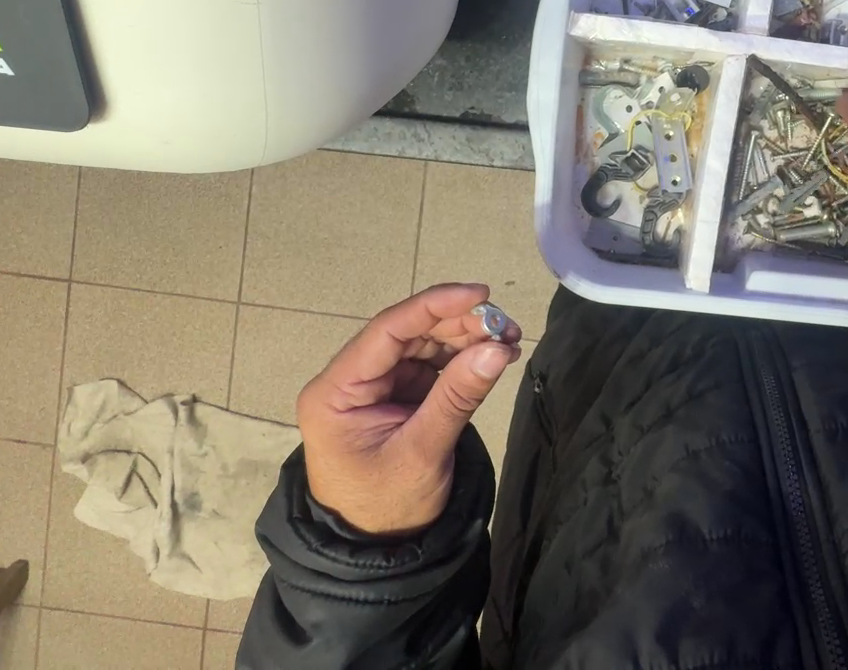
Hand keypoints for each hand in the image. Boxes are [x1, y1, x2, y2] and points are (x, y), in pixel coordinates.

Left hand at [296, 283, 521, 536]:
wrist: (380, 553)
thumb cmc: (387, 507)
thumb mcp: (422, 453)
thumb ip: (457, 397)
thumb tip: (498, 348)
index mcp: (337, 390)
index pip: (387, 330)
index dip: (434, 305)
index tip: (480, 294)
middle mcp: (355, 377)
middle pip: (411, 331)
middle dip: (461, 323)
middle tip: (506, 326)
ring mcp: (380, 383)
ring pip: (427, 341)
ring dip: (469, 336)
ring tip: (510, 339)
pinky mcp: (402, 393)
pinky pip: (436, 361)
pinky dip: (467, 355)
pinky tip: (497, 354)